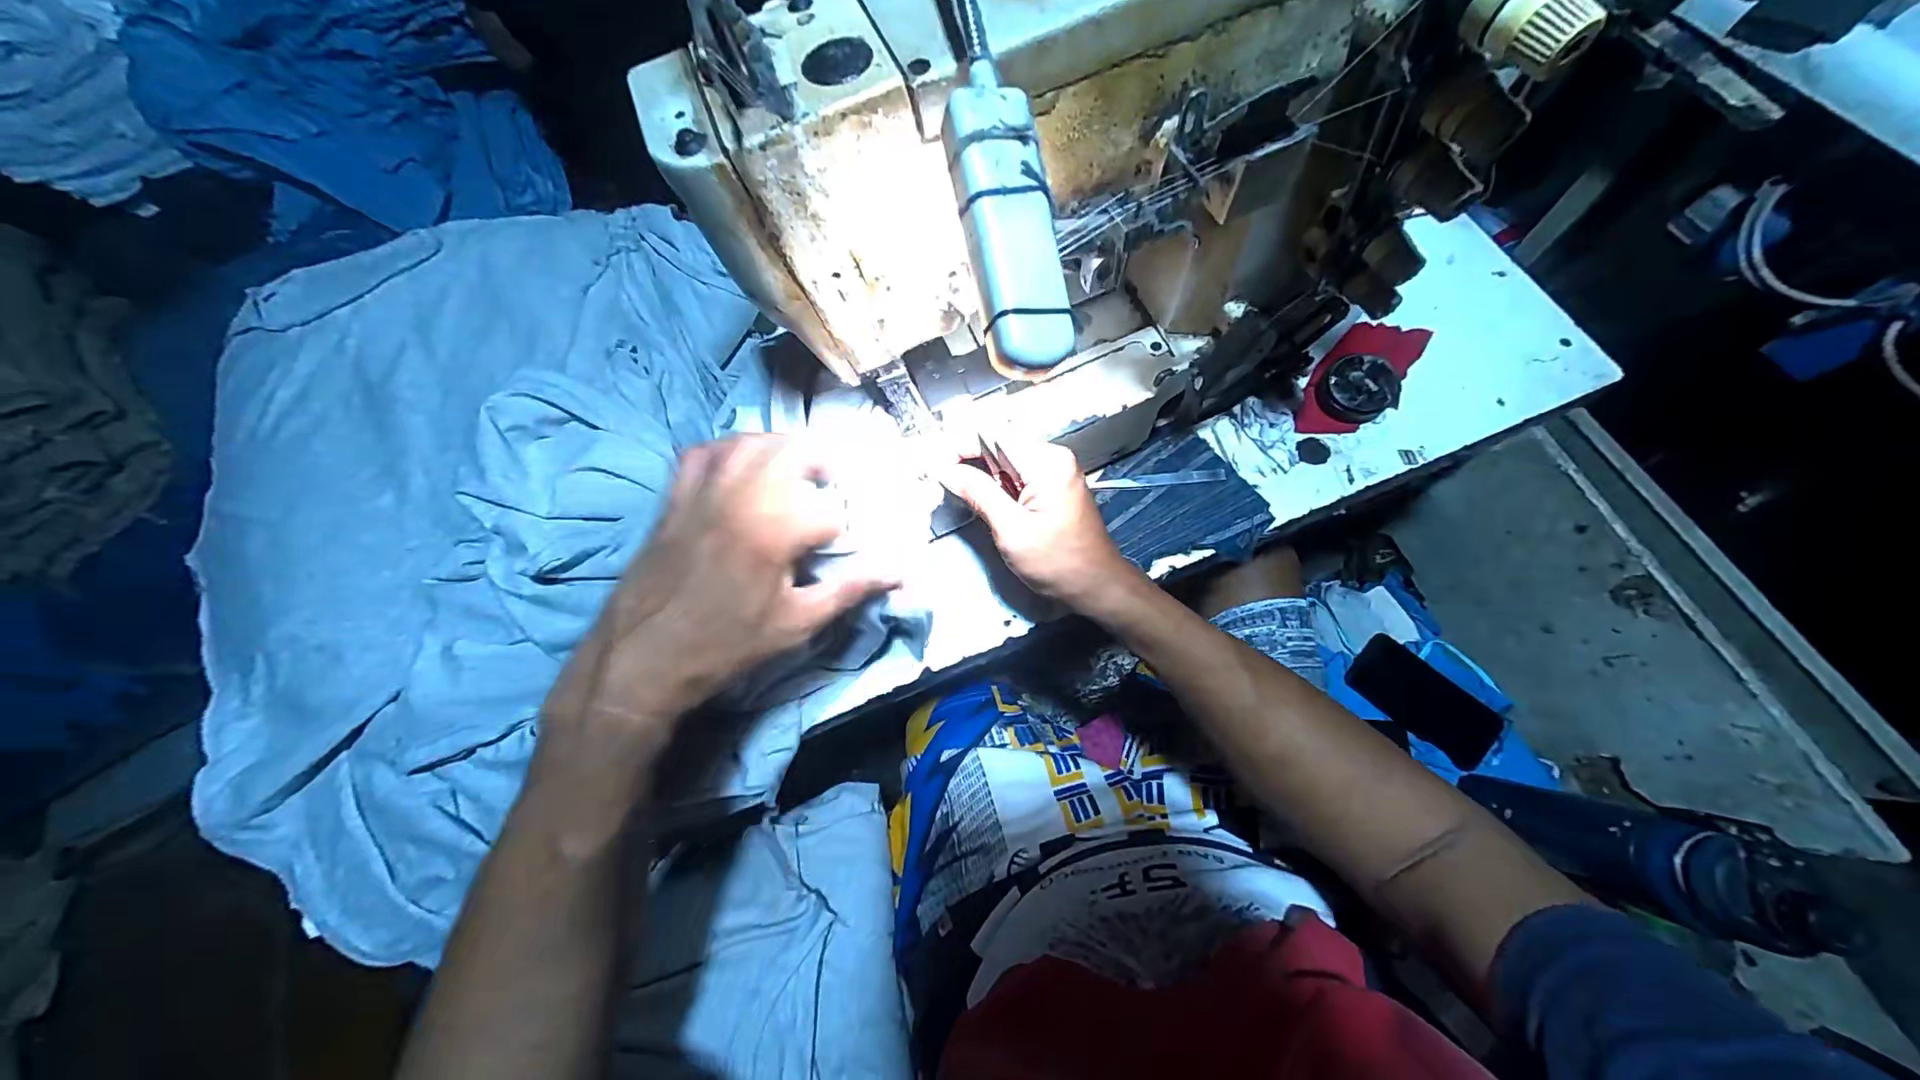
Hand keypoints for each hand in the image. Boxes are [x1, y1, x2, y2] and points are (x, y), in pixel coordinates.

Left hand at [542, 435, 896, 752]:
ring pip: (751, 441)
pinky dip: (730, 450)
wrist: (646, 655)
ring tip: (793, 474)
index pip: (829, 509)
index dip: (842, 530)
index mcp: (775, 529)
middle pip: (793, 452)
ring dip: (781, 451)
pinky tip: (742, 468)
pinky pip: (705, 451)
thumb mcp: (797, 624)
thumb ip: (850, 590)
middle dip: (820, 467)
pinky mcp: (676, 495)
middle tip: (827, 493)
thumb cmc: (727, 645)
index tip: (839, 549)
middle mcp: (742, 495)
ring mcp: (705, 490)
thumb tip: (901, 572)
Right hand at [936, 438, 1142, 611]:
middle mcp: (1052, 457)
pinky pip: (1015, 472)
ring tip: (948, 480)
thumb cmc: (1057, 563)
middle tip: (934, 472)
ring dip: (976, 468)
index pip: (993, 435)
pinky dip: (993, 479)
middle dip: (964, 455)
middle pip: (998, 442)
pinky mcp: (1050, 485)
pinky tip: (974, 490)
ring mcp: (1053, 470)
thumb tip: (945, 471)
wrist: (1096, 585)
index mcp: (1046, 462)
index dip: (958, 443)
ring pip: (1004, 457)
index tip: (931, 461)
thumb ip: (978, 494)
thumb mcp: (1011, 530)